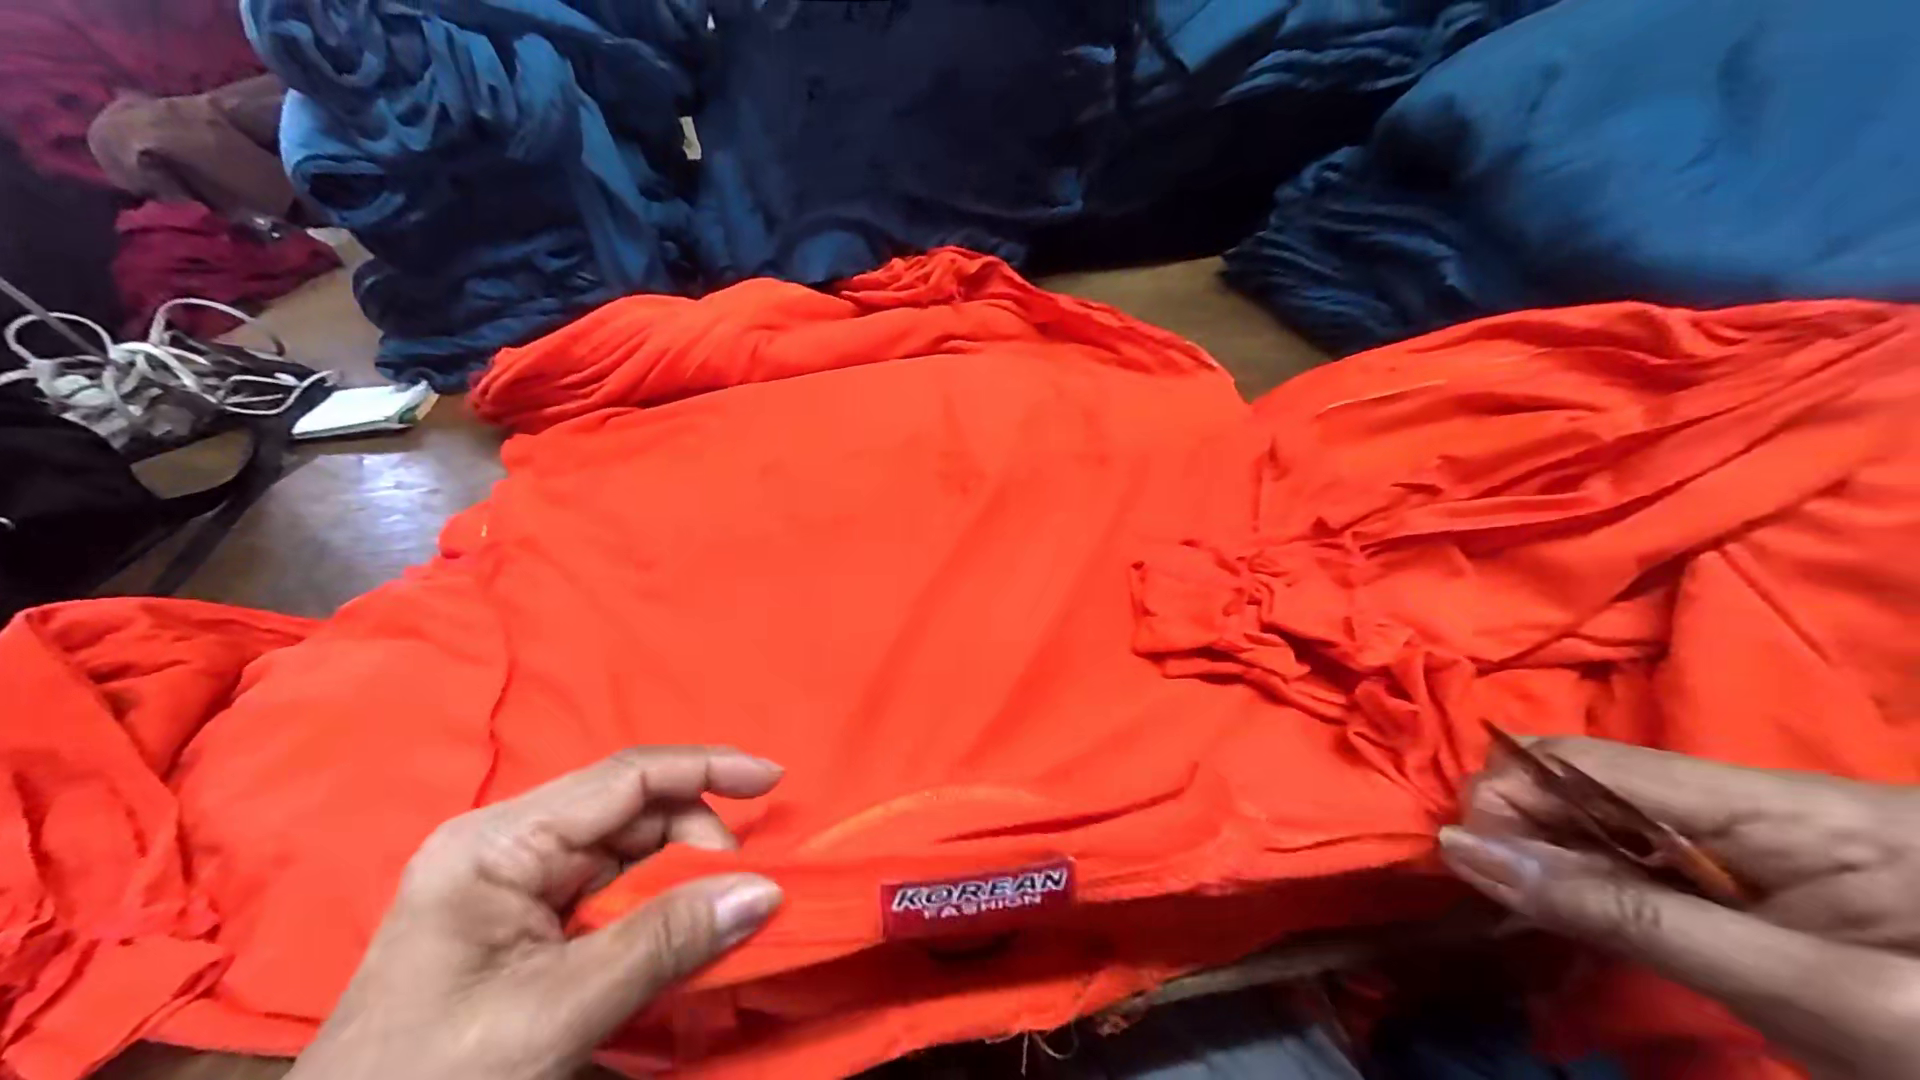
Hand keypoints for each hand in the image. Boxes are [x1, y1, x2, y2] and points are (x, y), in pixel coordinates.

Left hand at [287, 747, 785, 1079]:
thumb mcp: (555, 1013)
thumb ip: (665, 942)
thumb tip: (763, 891)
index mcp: (499, 842)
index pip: (625, 777)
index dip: (706, 768)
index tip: (772, 777)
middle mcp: (509, 843)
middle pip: (632, 811)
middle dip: (696, 838)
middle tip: (743, 889)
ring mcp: (516, 879)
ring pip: (630, 849)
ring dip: (683, 873)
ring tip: (718, 914)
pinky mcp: (527, 917)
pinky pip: (614, 888)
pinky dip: (659, 903)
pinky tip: (682, 927)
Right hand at [1439, 737, 1919, 1079]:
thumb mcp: (1809, 996)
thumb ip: (1624, 915)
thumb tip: (1461, 848)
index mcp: (1772, 804)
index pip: (1584, 764)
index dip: (1506, 798)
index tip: (1469, 867)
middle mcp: (1752, 800)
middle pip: (1587, 785)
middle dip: (1523, 833)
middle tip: (1499, 906)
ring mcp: (1763, 839)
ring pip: (1607, 823)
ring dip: (1555, 864)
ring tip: (1537, 920)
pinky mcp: (1770, 878)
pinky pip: (1646, 859)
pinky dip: (1600, 888)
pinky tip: (1591, 920)